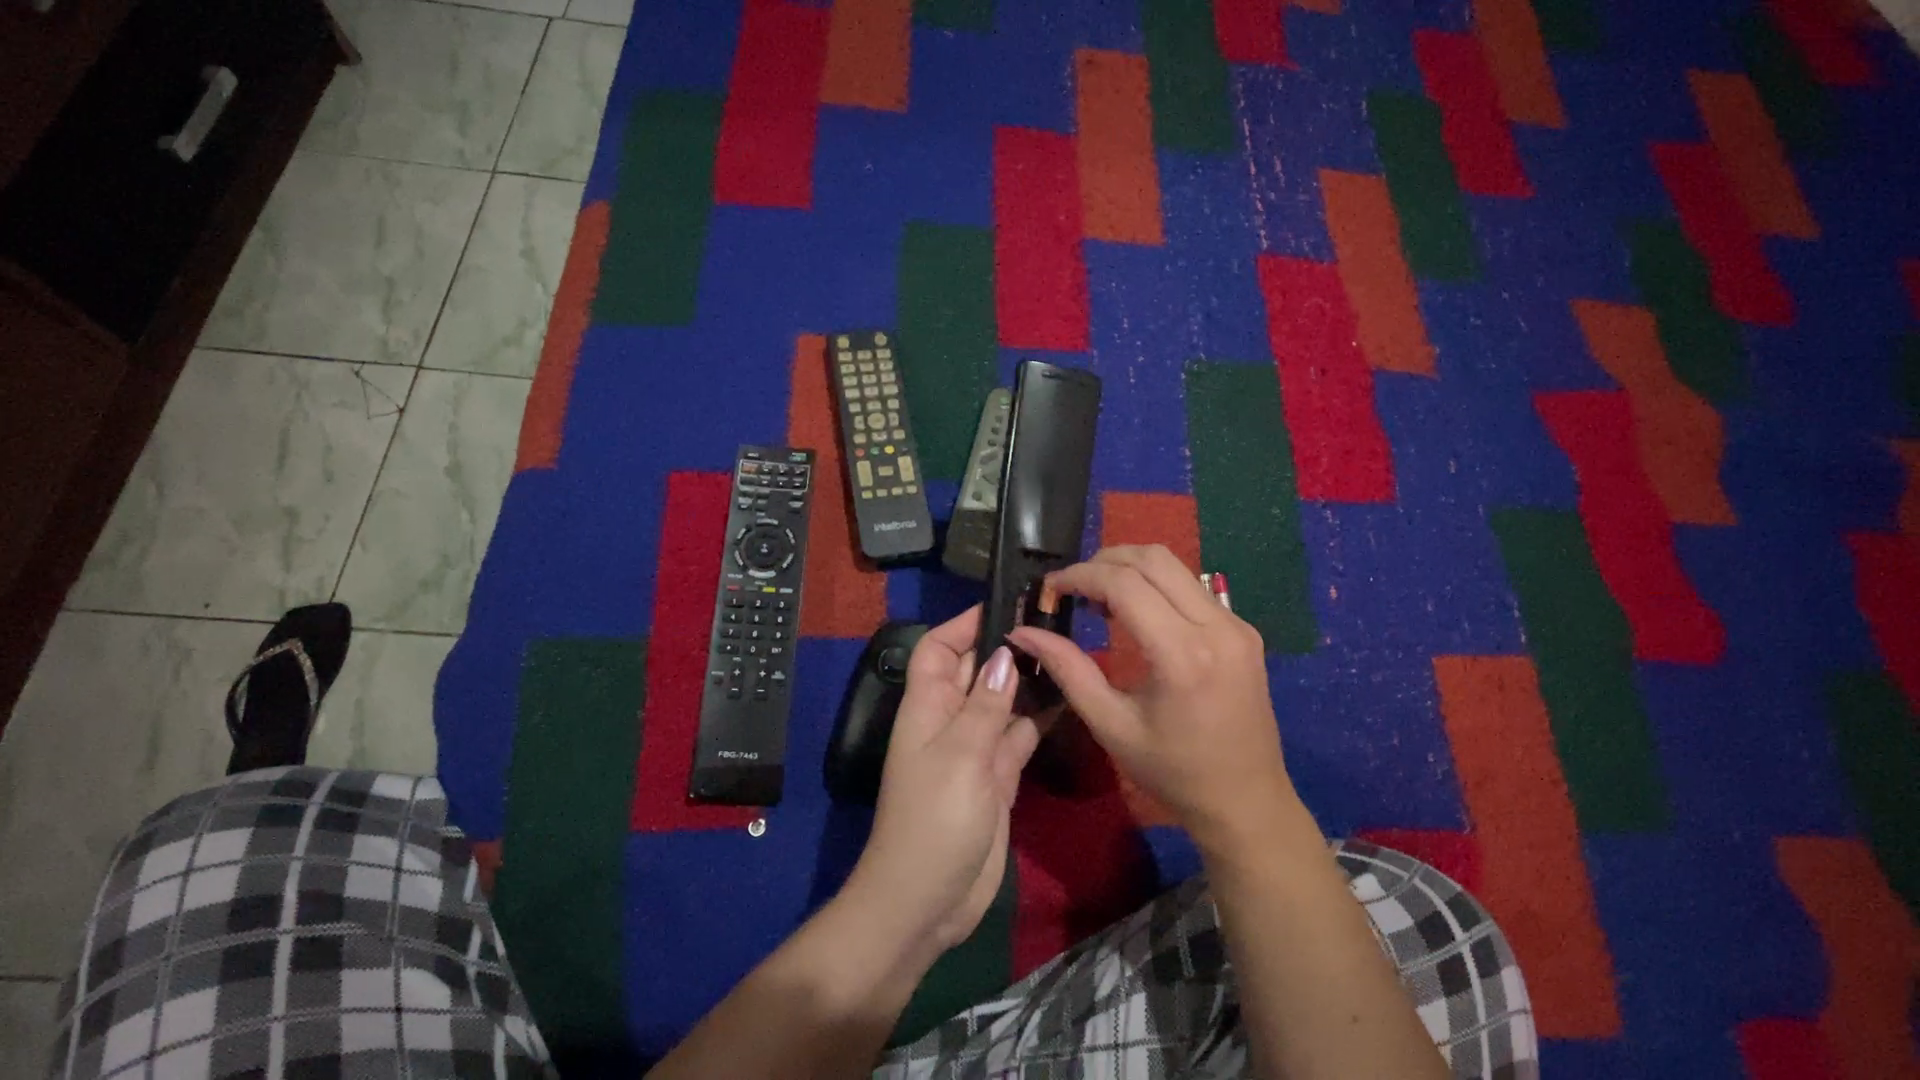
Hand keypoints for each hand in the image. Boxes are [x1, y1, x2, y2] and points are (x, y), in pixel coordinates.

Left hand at [844, 607, 1040, 951]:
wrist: (929, 898)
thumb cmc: (935, 819)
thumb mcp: (960, 755)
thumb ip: (986, 705)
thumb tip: (1004, 654)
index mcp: (927, 708)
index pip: (938, 650)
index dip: (963, 625)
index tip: (1006, 604)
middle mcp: (949, 722)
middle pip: (975, 672)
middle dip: (1005, 647)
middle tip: (1054, 621)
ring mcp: (975, 751)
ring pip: (1002, 703)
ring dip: (1027, 682)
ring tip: (1070, 651)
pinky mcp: (997, 779)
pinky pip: (1017, 737)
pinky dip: (1037, 720)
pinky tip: (1068, 700)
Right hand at [1008, 545, 1299, 851]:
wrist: (1245, 800)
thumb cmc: (1173, 772)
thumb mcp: (1111, 725)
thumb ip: (1068, 670)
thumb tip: (1023, 633)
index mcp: (1183, 655)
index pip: (1124, 584)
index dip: (1080, 576)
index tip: (1050, 590)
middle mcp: (1217, 627)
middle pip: (1154, 558)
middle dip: (1104, 561)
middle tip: (1073, 588)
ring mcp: (1237, 625)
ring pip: (1176, 566)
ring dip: (1131, 570)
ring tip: (1098, 599)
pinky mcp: (1243, 630)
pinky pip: (1193, 588)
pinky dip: (1157, 586)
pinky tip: (1135, 614)